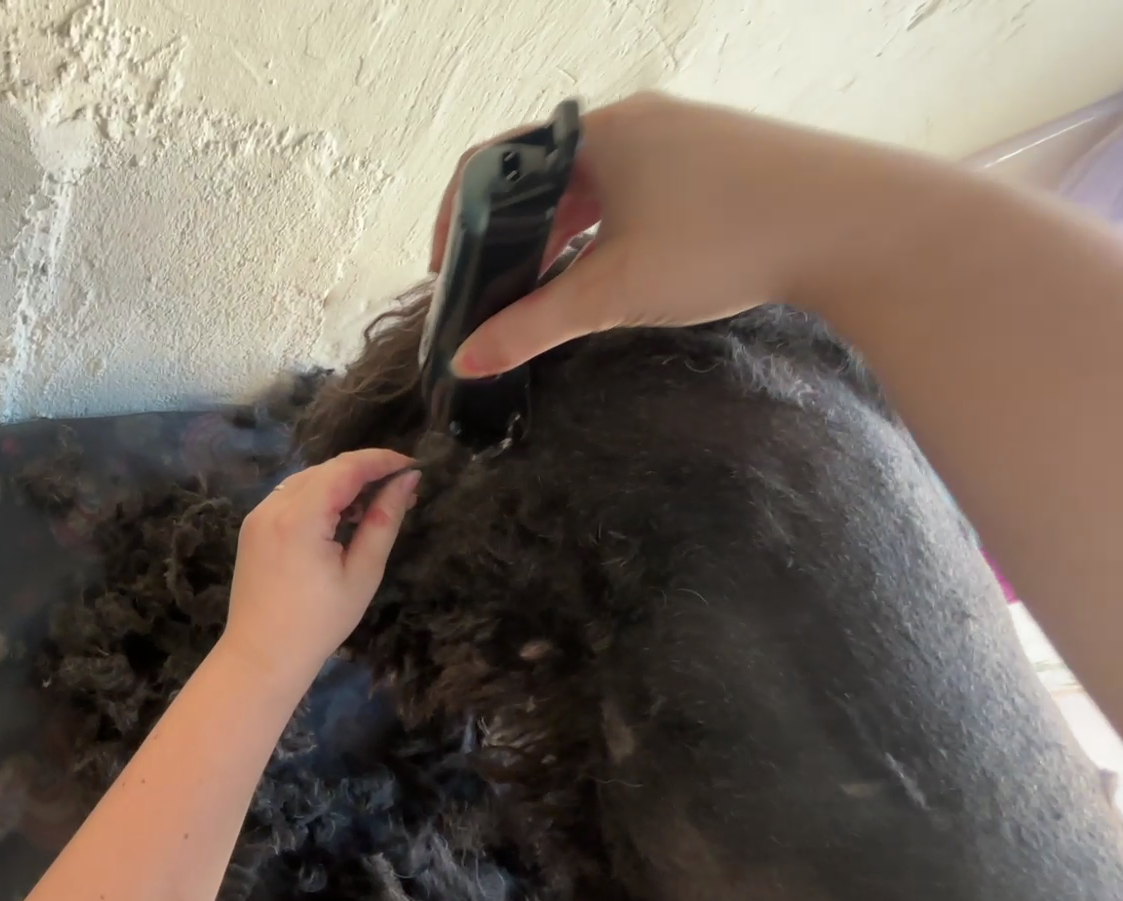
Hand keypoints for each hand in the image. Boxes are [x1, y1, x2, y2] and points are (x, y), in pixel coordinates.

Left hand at [219, 449, 418, 686]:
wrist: (262, 654)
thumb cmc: (319, 622)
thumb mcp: (361, 573)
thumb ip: (384, 521)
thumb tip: (407, 481)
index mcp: (299, 517)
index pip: (345, 468)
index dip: (381, 461)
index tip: (413, 466)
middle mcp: (272, 506)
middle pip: (324, 469)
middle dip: (363, 472)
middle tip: (400, 491)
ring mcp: (257, 515)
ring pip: (305, 480)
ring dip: (340, 484)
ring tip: (372, 507)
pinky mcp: (252, 527)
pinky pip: (289, 497)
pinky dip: (317, 498)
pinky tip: (338, 519)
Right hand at [435, 93, 883, 376]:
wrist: (867, 227)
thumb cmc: (724, 244)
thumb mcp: (609, 294)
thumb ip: (527, 328)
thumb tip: (463, 363)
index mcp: (598, 133)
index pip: (492, 163)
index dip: (456, 219)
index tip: (450, 270)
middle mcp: (631, 121)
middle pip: (534, 176)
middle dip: (502, 236)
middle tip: (489, 288)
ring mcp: (673, 135)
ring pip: (579, 186)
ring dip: (548, 237)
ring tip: (537, 289)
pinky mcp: (704, 158)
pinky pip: (620, 190)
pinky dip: (591, 231)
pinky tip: (593, 272)